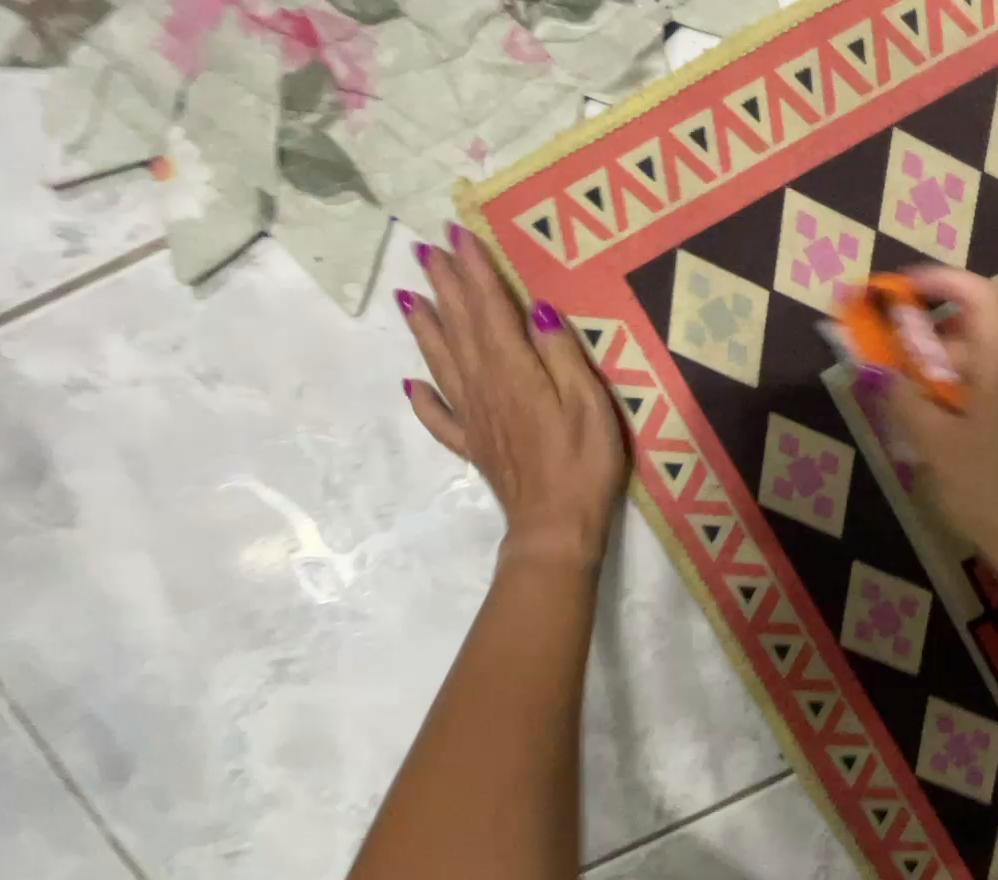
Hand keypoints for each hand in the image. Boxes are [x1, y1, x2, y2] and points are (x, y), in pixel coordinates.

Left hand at [398, 225, 627, 569]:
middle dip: (445, 286)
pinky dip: (422, 398)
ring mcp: (474, 418)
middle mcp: (484, 386)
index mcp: (514, 371)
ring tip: (408, 297)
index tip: (458, 234)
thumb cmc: (582, 465)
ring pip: (441, 362)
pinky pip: (440, 417)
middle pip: (460, 328)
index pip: (490, 310)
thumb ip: (561, 355)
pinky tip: (409, 384)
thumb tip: (537, 310)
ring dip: (425, 327)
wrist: (555, 527)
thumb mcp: (589, 405)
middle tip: (427, 250)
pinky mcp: (474, 446)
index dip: (475, 271)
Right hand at [883, 265, 997, 564]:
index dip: (942, 281)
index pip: (982, 294)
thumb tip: (873, 365)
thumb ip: (902, 396)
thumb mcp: (932, 442)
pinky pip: (981, 384)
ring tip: (903, 393)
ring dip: (937, 365)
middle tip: (892, 353)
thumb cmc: (981, 487)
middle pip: (976, 326)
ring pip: (976, 358)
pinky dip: (951, 388)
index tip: (901, 293)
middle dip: (930, 331)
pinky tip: (927, 420)